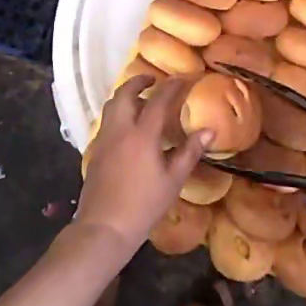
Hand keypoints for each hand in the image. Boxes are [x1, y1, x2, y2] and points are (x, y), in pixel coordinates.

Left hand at [76, 75, 211, 248]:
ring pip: (111, 105)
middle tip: (154, 80)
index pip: (158, 100)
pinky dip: (118, 112)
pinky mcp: (95, 151)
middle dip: (139, 81)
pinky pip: (106, 121)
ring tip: (141, 99)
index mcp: (142, 134)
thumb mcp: (173, 180)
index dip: (171, 86)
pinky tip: (129, 126)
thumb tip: (209, 131)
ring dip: (126, 95)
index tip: (183, 78)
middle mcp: (120, 129)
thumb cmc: (144, 205)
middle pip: (125, 93)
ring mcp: (104, 139)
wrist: (105, 227)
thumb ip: (190, 151)